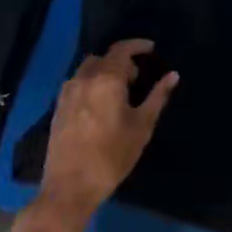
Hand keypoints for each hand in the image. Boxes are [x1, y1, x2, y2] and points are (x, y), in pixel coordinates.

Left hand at [37, 39, 178, 222]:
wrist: (70, 186)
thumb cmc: (112, 155)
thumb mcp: (142, 126)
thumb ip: (157, 96)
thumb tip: (173, 75)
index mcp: (106, 79)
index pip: (121, 49)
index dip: (137, 45)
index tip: (151, 49)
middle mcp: (83, 79)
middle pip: (103, 57)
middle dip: (121, 61)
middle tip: (137, 78)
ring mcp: (67, 93)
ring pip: (88, 69)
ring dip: (104, 71)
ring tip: (118, 92)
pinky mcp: (58, 107)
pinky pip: (77, 83)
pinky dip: (91, 83)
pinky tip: (100, 105)